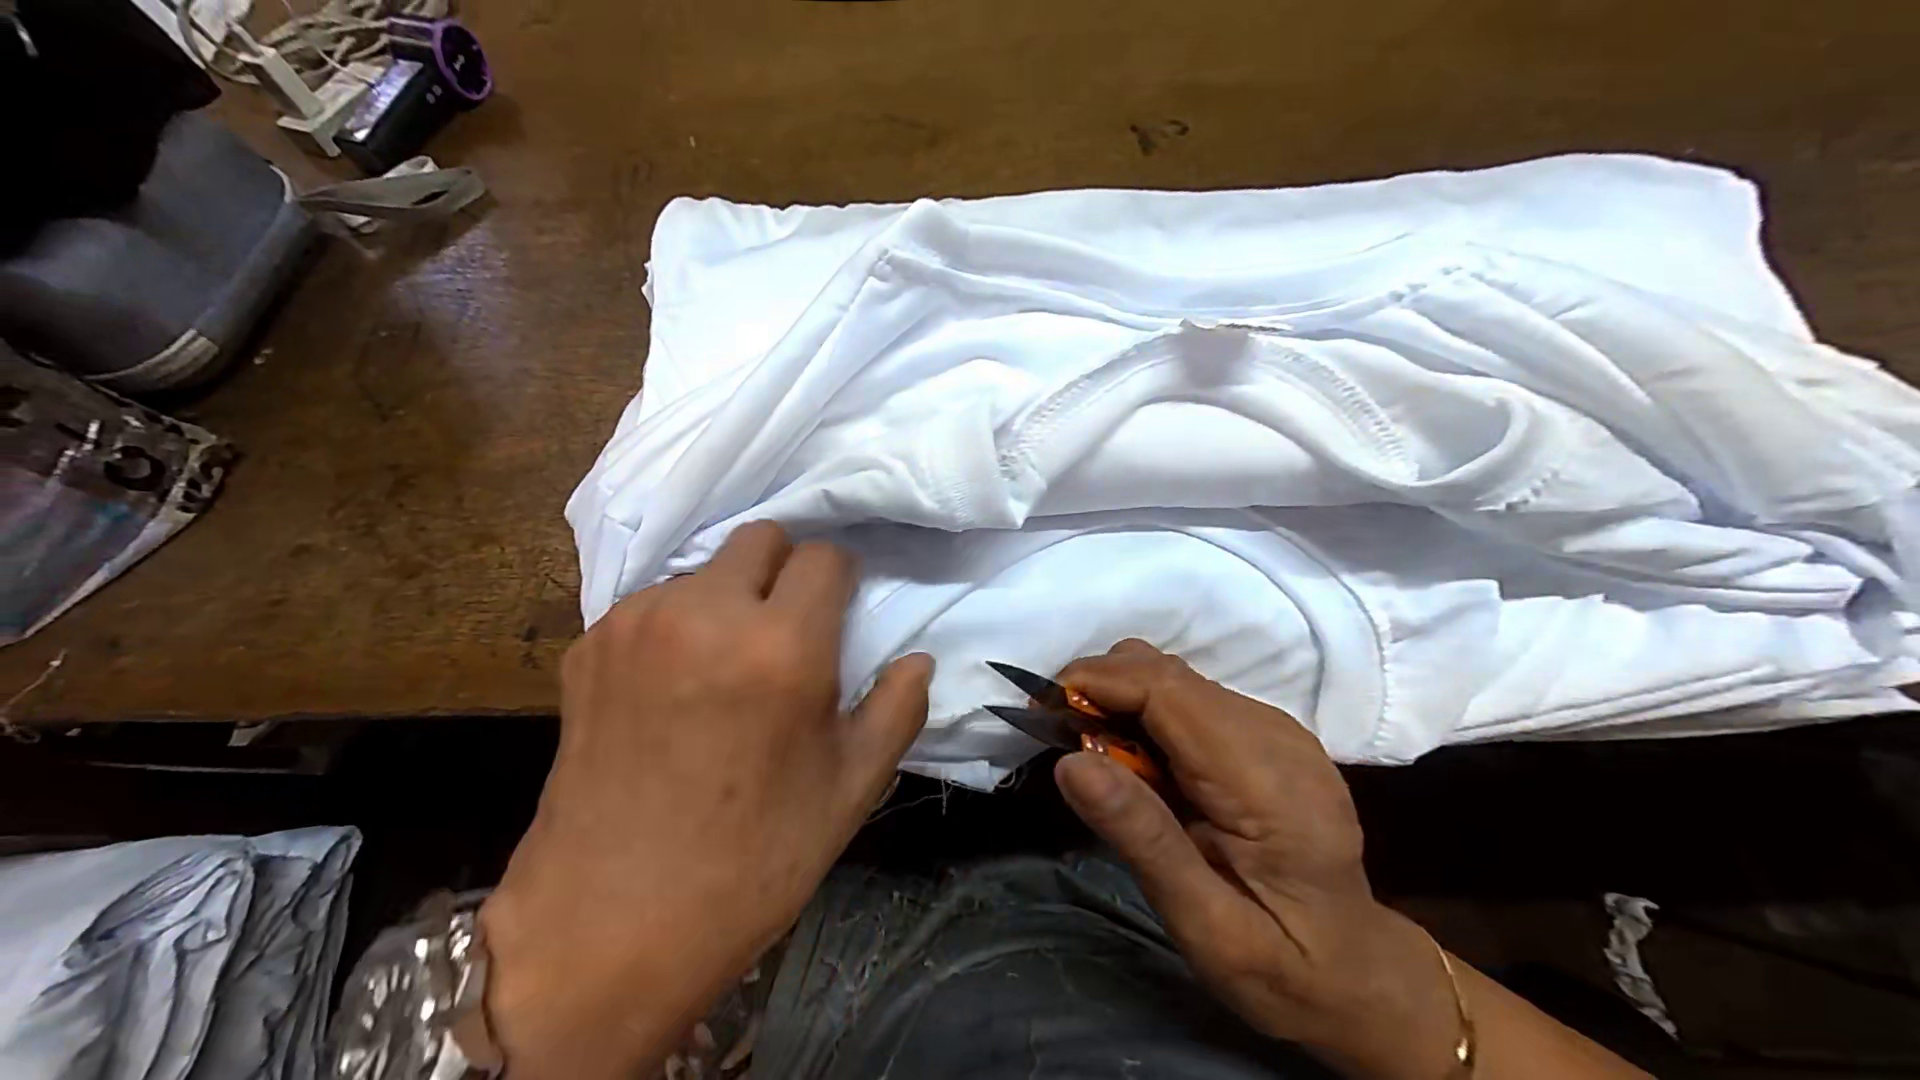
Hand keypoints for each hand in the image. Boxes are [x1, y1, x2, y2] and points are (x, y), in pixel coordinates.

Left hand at [479, 522, 931, 1079]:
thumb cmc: (752, 859)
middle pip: (761, 538)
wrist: (610, 922)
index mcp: (781, 646)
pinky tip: (676, 686)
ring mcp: (637, 623)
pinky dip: (678, 623)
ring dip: (729, 597)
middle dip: (786, 570)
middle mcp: (706, 613)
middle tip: (788, 628)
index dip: (842, 581)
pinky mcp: (589, 645)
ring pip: (704, 568)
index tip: (841, 613)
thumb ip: (898, 708)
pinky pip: (654, 603)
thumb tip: (917, 660)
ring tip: (726, 663)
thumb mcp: (851, 789)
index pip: (825, 557)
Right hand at [1051, 640, 1462, 1079]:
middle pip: (1167, 672)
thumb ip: (1144, 839)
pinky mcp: (1267, 734)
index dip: (1099, 682)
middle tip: (1063, 741)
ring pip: (1174, 676)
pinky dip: (1146, 713)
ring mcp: (1276, 728)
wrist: (1360, 974)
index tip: (1043, 709)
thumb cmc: (1285, 968)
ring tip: (1100, 760)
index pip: (1168, 689)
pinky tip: (1141, 765)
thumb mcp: (1206, 927)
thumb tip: (1072, 760)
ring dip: (1121, 700)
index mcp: (1267, 780)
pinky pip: (1190, 697)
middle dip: (1101, 688)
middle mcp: (1275, 734)